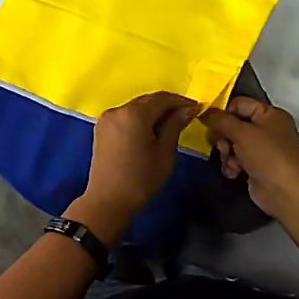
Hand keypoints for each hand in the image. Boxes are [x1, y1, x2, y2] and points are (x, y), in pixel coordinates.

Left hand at [70, 92, 199, 243]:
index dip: (181, 101)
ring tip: (170, 125)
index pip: (162, 98)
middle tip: (186, 116)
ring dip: (153, 112)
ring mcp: (107, 118)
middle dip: (167, 106)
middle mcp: (117, 110)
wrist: (108, 200)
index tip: (197, 108)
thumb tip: (188, 109)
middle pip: (147, 101)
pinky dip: (139, 119)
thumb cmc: (141, 179)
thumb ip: (174, 126)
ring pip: (135, 108)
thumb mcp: (164, 153)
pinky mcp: (101, 128)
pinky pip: (125, 116)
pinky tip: (150, 131)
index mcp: (134, 114)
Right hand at [198, 96, 298, 218]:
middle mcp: (266, 129)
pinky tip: (234, 173)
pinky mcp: (256, 167)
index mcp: (269, 114)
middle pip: (233, 124)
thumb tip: (203, 112)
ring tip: (231, 162)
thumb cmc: (268, 156)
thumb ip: (220, 120)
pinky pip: (236, 159)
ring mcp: (262, 149)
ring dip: (227, 153)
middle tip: (223, 146)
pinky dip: (232, 165)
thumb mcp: (242, 133)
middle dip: (224, 136)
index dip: (223, 112)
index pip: (239, 104)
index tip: (209, 123)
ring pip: (232, 143)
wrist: (289, 194)